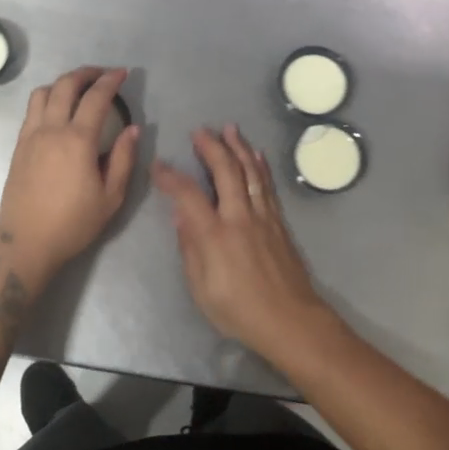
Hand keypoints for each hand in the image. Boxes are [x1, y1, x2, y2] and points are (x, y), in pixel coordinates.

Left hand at [0, 67, 139, 277]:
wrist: (27, 241)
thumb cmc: (73, 223)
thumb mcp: (110, 197)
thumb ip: (123, 159)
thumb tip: (132, 128)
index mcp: (78, 141)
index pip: (95, 98)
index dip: (111, 81)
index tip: (124, 73)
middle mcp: (51, 130)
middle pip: (65, 85)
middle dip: (86, 73)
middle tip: (103, 74)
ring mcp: (31, 136)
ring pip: (43, 92)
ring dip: (62, 83)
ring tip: (79, 88)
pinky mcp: (19, 146)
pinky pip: (31, 110)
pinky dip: (47, 99)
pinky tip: (58, 110)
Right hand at [151, 124, 333, 353]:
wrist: (291, 320)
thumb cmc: (239, 312)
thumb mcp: (201, 289)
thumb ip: (189, 249)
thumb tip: (180, 216)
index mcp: (214, 235)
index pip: (187, 194)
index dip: (170, 176)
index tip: (157, 165)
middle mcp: (239, 217)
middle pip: (225, 171)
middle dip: (211, 147)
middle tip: (199, 131)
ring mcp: (263, 218)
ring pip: (251, 172)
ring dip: (239, 148)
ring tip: (229, 129)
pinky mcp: (279, 224)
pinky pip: (267, 186)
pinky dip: (260, 167)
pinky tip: (256, 156)